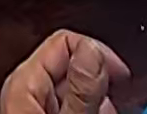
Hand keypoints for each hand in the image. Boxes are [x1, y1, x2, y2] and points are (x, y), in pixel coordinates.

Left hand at [0, 29, 130, 113]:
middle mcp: (26, 90)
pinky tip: (99, 113)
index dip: (97, 51)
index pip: (65, 39)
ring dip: (97, 97)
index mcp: (24, 81)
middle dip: (100, 79)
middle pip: (73, 64)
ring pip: (75, 87)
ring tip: (108, 108)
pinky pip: (72, 104)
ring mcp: (34, 106)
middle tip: (118, 97)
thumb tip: (92, 49)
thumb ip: (79, 89)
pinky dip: (90, 108)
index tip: (122, 74)